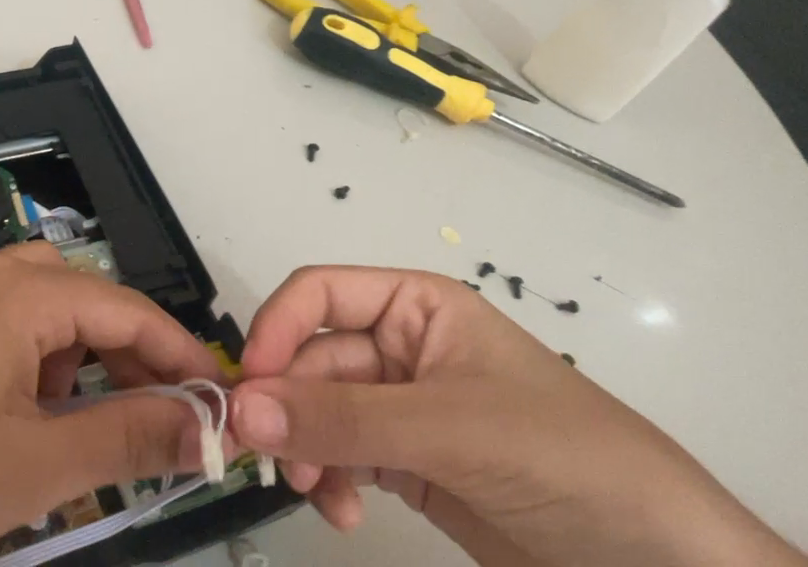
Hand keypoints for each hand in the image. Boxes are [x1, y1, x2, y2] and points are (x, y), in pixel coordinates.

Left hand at [0, 243, 222, 566]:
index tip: (223, 403)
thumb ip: (129, 437)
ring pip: (38, 319)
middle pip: (80, 298)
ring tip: (101, 437)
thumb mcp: (32, 468)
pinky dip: (34, 376)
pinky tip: (35, 434)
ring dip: (80, 367)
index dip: (177, 353)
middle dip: (128, 353)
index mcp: (10, 293)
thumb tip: (208, 426)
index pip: (122, 305)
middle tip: (164, 420)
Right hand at [227, 267, 807, 566]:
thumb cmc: (569, 465)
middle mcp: (403, 348)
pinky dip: (328, 481)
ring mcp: (405, 410)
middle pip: (311, 360)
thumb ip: (340, 420)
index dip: (277, 330)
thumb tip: (238, 410)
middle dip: (288, 408)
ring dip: (304, 450)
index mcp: (419, 308)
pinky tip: (341, 512)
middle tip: (264, 460)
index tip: (248, 388)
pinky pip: (340, 457)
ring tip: (312, 494)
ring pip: (318, 412)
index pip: (319, 295)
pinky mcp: (410, 465)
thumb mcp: (450, 431)